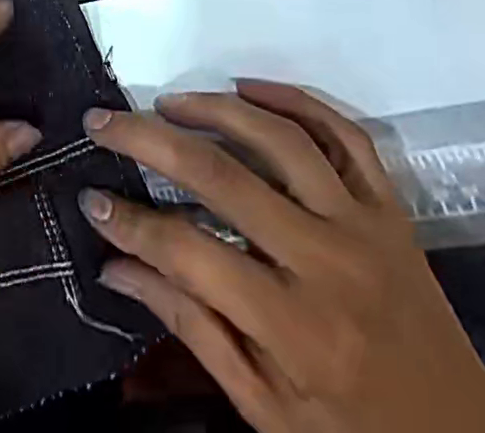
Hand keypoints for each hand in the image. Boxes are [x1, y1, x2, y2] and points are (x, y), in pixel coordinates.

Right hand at [78, 81, 484, 432]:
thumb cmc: (350, 430)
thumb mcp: (262, 404)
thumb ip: (189, 325)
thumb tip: (114, 266)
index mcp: (294, 328)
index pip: (189, 253)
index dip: (130, 224)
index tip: (91, 201)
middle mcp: (329, 263)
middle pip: (223, 178)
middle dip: (149, 140)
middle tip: (103, 120)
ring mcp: (366, 226)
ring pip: (281, 140)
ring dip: (215, 110)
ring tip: (167, 103)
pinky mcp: (392, 208)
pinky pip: (346, 135)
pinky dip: (296, 99)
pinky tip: (247, 87)